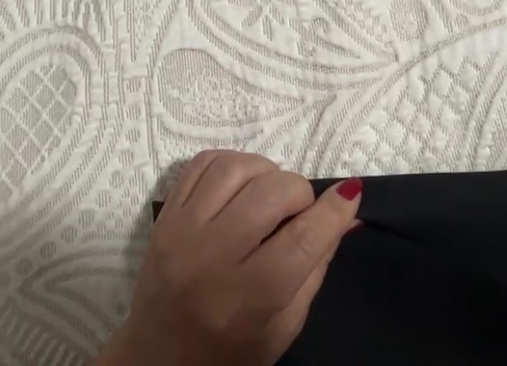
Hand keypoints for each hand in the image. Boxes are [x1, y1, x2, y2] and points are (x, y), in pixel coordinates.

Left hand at [98, 151, 360, 365]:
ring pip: (236, 167)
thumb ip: (316, 266)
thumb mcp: (284, 326)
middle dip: (299, 192)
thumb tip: (347, 211)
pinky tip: (242, 183)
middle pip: (271, 193)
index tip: (350, 192)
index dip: (333, 210)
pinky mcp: (166, 213)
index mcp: (248, 298)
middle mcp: (212, 257)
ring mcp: (182, 230)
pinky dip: (232, 161)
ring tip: (270, 194)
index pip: (302, 238)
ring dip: (266, 171)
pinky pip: (203, 162)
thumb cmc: (230, 351)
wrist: (156, 358)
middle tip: (298, 211)